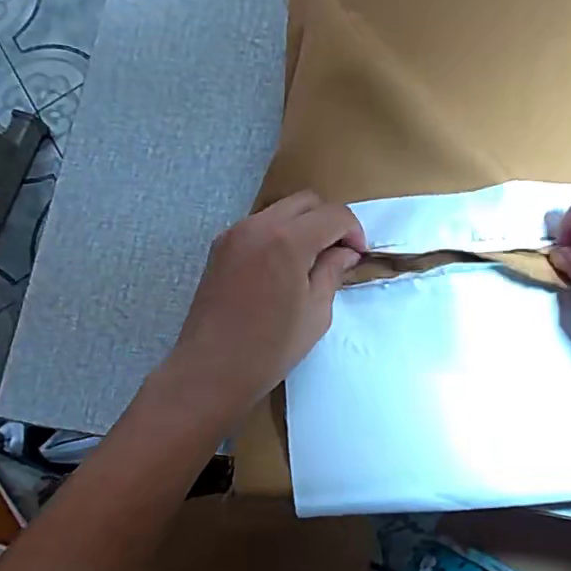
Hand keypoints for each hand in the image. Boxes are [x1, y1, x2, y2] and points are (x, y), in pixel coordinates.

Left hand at [163, 191, 365, 412]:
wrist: (211, 369)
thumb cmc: (271, 348)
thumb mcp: (316, 313)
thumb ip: (331, 272)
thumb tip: (344, 253)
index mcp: (287, 240)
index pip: (333, 215)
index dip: (354, 231)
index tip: (358, 256)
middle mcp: (258, 226)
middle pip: (306, 202)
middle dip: (329, 221)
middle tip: (338, 255)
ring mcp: (234, 234)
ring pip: (280, 210)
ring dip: (302, 226)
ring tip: (310, 263)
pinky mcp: (220, 248)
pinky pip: (258, 226)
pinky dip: (278, 235)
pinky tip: (283, 269)